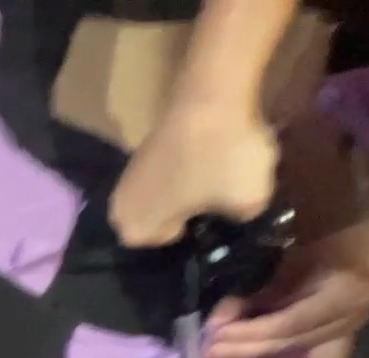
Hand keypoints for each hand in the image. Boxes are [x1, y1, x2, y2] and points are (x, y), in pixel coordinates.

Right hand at [110, 102, 277, 246]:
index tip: (224, 209)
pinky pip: (161, 176)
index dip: (202, 228)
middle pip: (160, 220)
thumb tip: (236, 215)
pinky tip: (204, 154)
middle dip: (187, 210)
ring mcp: (122, 185)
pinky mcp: (134, 159)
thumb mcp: (250, 201)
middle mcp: (118, 215)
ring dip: (182, 190)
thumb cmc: (221, 160)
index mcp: (136, 233)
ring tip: (215, 171)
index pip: (171, 242)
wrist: (207, 103)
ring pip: (159, 198)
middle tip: (220, 191)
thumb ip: (240, 220)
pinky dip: (180, 170)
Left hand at [204, 245, 368, 357]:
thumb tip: (214, 324)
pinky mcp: (337, 353)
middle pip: (293, 346)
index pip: (290, 324)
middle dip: (245, 351)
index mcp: (344, 294)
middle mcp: (351, 321)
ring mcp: (348, 339)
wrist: (348, 259)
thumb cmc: (308, 262)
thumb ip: (247, 301)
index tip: (215, 335)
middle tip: (210, 353)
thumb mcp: (278, 272)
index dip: (249, 332)